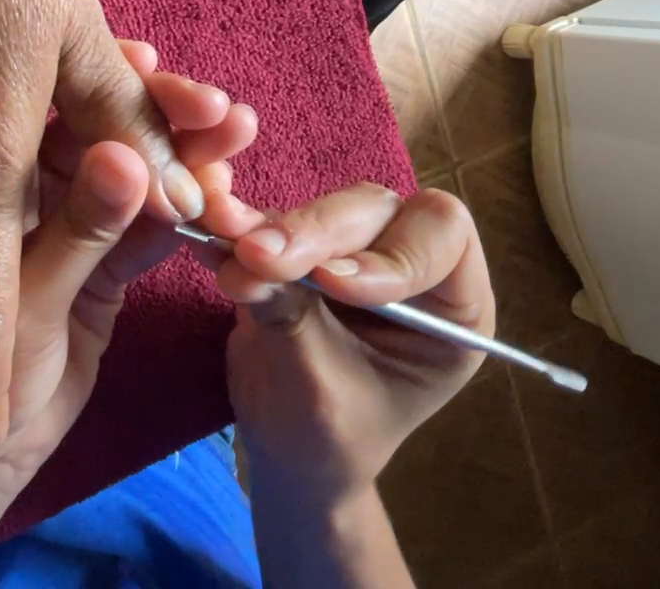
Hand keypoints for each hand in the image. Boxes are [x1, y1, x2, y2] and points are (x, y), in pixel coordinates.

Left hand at [0, 44, 257, 471]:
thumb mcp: (29, 295)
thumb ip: (76, 230)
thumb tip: (125, 154)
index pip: (62, 116)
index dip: (110, 88)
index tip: (155, 65)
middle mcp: (38, 190)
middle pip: (109, 138)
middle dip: (165, 118)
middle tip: (220, 107)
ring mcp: (77, 225)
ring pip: (138, 180)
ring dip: (187, 160)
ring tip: (236, 132)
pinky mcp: (107, 265)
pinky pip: (149, 230)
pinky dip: (184, 216)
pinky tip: (224, 197)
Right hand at [199, 185, 490, 500]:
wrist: (290, 451)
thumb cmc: (328, 439)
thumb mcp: (318, 390)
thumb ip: (290, 318)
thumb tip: (241, 260)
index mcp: (452, 305)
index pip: (442, 237)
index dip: (388, 251)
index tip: (328, 283)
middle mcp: (407, 263)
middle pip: (370, 209)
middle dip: (312, 232)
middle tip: (254, 255)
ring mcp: (348, 249)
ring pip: (316, 207)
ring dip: (269, 227)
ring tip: (223, 242)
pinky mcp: (298, 246)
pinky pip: (268, 221)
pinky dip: (236, 230)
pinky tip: (207, 240)